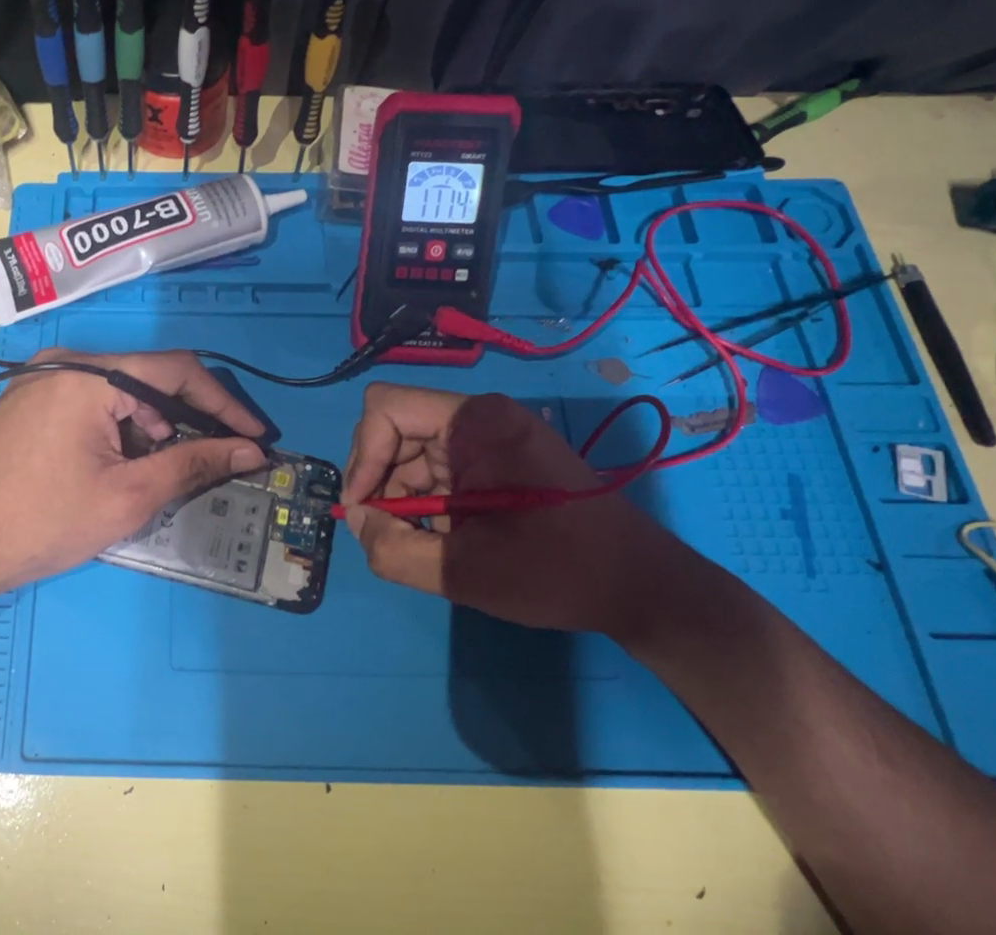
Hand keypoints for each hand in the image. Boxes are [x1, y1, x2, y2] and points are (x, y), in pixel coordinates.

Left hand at [0, 349, 268, 597]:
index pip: (177, 371)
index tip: (256, 437)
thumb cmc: (41, 523)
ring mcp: (41, 381)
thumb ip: (193, 465)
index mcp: (89, 374)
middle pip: (148, 381)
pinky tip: (120, 469)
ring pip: (119, 395)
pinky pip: (91, 405)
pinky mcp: (30, 403)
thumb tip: (250, 451)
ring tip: (157, 477)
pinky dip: (118, 432)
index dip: (224, 404)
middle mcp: (64, 364)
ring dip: (150, 432)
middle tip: (213, 463)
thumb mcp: (128, 497)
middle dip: (185, 423)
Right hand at [342, 383, 694, 636]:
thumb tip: (356, 519)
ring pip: (409, 453)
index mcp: (477, 424)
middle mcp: (480, 418)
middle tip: (388, 534)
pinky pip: (435, 468)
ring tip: (420, 543)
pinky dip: (424, 502)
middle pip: (394, 430)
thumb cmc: (556, 573)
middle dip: (379, 482)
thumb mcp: (462, 572)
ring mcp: (491, 437)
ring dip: (401, 497)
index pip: (385, 409)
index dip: (363, 457)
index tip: (364, 510)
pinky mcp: (497, 460)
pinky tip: (442, 538)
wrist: (638, 586)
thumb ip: (392, 548)